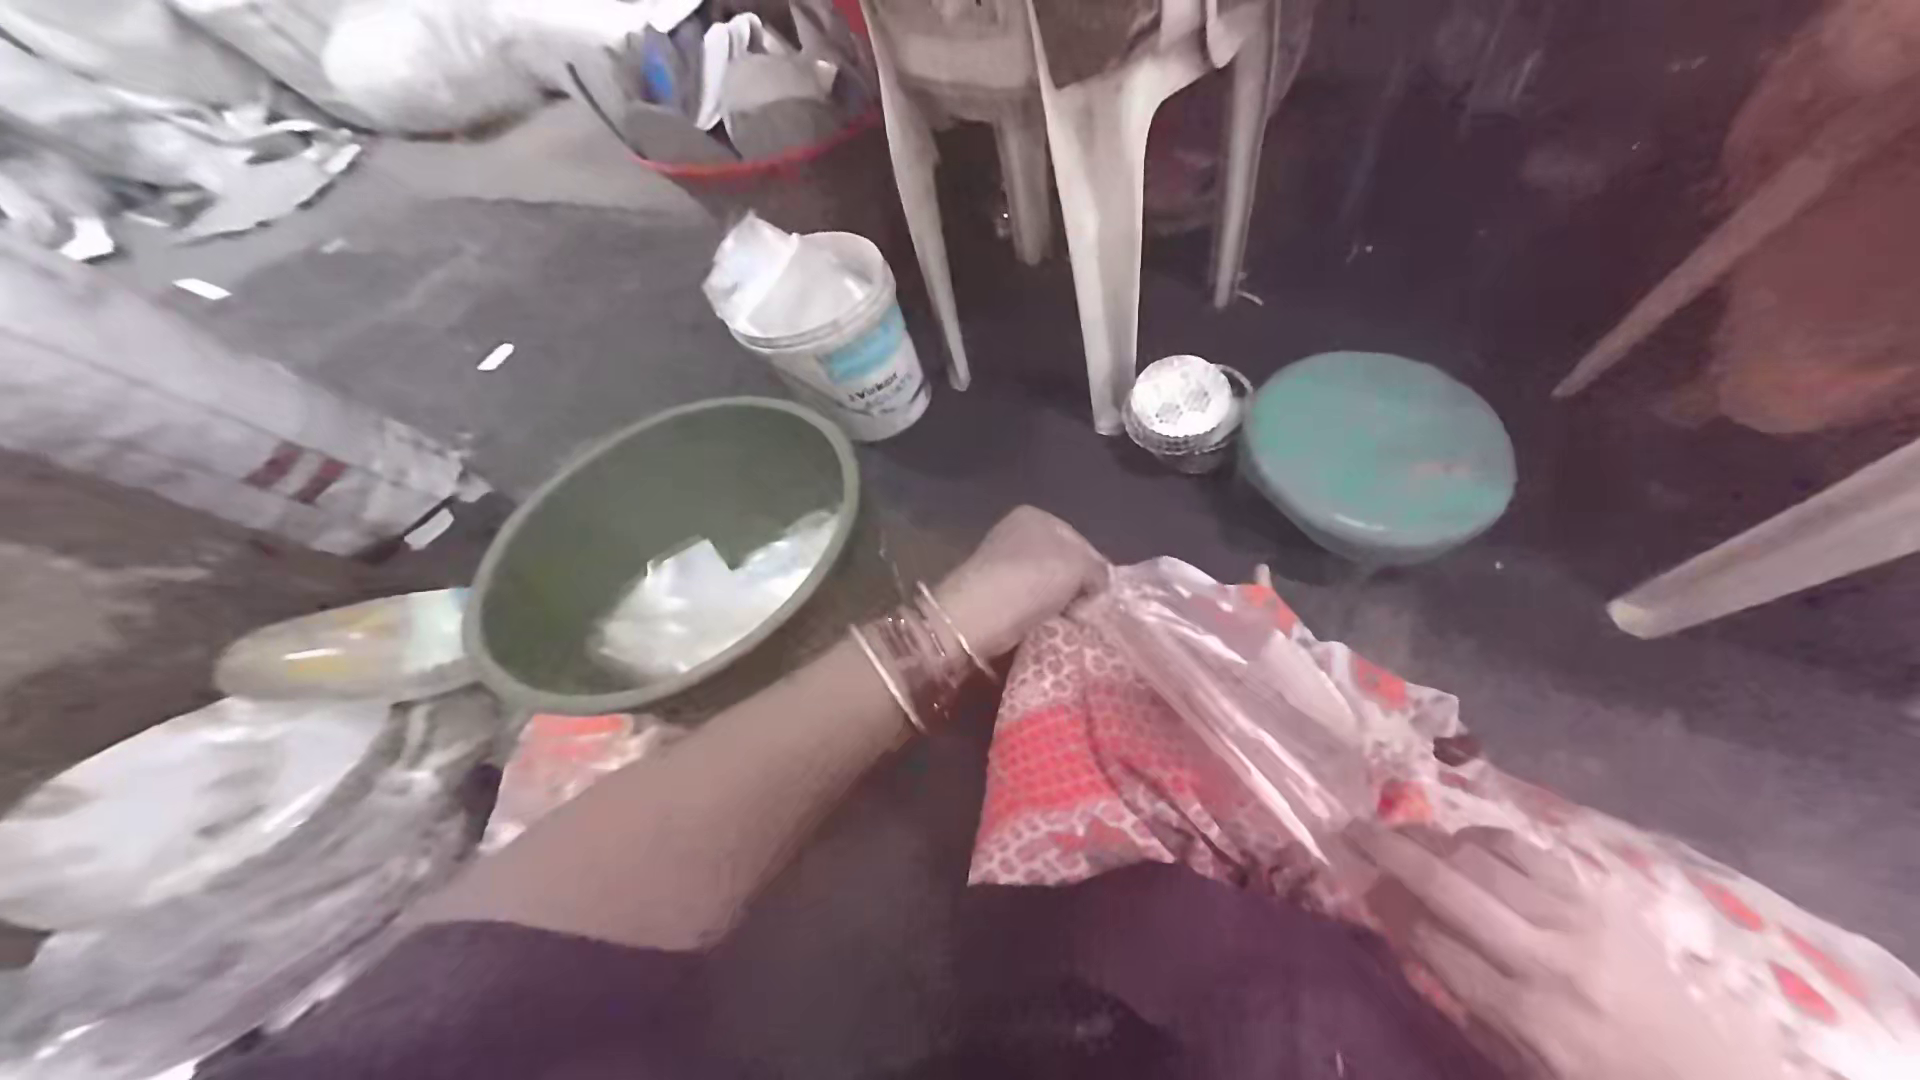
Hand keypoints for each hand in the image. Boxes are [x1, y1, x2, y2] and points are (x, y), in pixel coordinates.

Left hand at [931, 507, 1107, 662]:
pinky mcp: (990, 590)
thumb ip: (1098, 571)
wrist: (974, 618)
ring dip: (1057, 605)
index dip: (1095, 572)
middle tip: (1081, 612)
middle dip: (1076, 589)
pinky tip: (1038, 626)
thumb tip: (1096, 585)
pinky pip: (1027, 602)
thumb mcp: (1079, 567)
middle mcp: (1015, 532)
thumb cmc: (1030, 583)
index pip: (1083, 544)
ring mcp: (999, 561)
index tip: (1097, 598)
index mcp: (1036, 516)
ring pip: (1047, 586)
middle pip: (1064, 565)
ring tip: (1060, 622)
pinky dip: (1036, 614)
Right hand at [1352, 825, 1797, 1079]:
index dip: (1380, 898)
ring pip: (1478, 855)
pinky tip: (1462, 843)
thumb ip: (1449, 980)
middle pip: (1446, 883)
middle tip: (1348, 827)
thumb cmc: (1589, 1075)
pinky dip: (1479, 837)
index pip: (1427, 937)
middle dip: (1385, 848)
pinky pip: (1522, 847)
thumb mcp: (1512, 1054)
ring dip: (1427, 837)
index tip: (1350, 873)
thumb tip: (1390, 909)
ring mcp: (1578, 920)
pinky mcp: (1598, 897)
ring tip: (1400, 833)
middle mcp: (1548, 959)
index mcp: (1526, 1014)